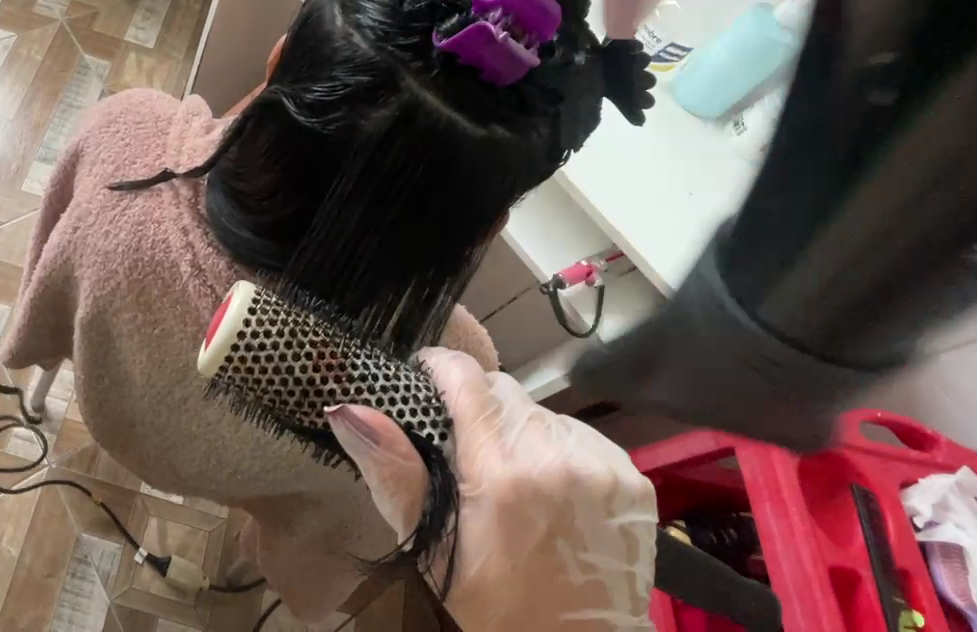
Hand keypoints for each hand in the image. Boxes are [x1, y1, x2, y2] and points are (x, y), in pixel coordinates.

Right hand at [327, 348, 657, 630]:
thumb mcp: (430, 552)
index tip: (423, 382)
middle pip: (501, 388)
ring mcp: (600, 464)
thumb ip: (392, 473)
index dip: (437, 368)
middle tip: (464, 454)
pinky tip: (551, 489)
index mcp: (501, 473)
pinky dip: (557, 448)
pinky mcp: (630, 476)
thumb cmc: (493, 609)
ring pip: (538, 408)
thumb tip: (346, 410)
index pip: (465, 374)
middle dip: (475, 406)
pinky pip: (577, 432)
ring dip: (516, 428)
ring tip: (509, 477)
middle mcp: (555, 455)